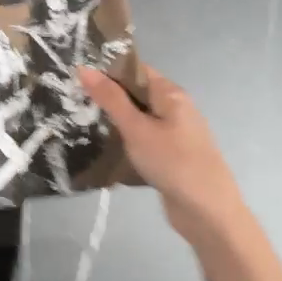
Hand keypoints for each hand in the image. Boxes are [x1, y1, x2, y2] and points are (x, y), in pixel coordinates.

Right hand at [81, 64, 244, 238]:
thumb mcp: (136, 128)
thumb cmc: (173, 162)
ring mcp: (174, 132)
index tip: (76, 76)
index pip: (134, 69)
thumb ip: (110, 98)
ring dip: (113, 119)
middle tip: (73, 100)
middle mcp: (174, 108)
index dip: (106, 69)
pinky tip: (103, 146)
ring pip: (137, 117)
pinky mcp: (170, 154)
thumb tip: (84, 68)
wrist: (208, 212)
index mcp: (170, 94)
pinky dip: (124, 138)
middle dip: (106, 95)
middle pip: (135, 92)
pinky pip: (142, 137)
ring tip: (80, 121)